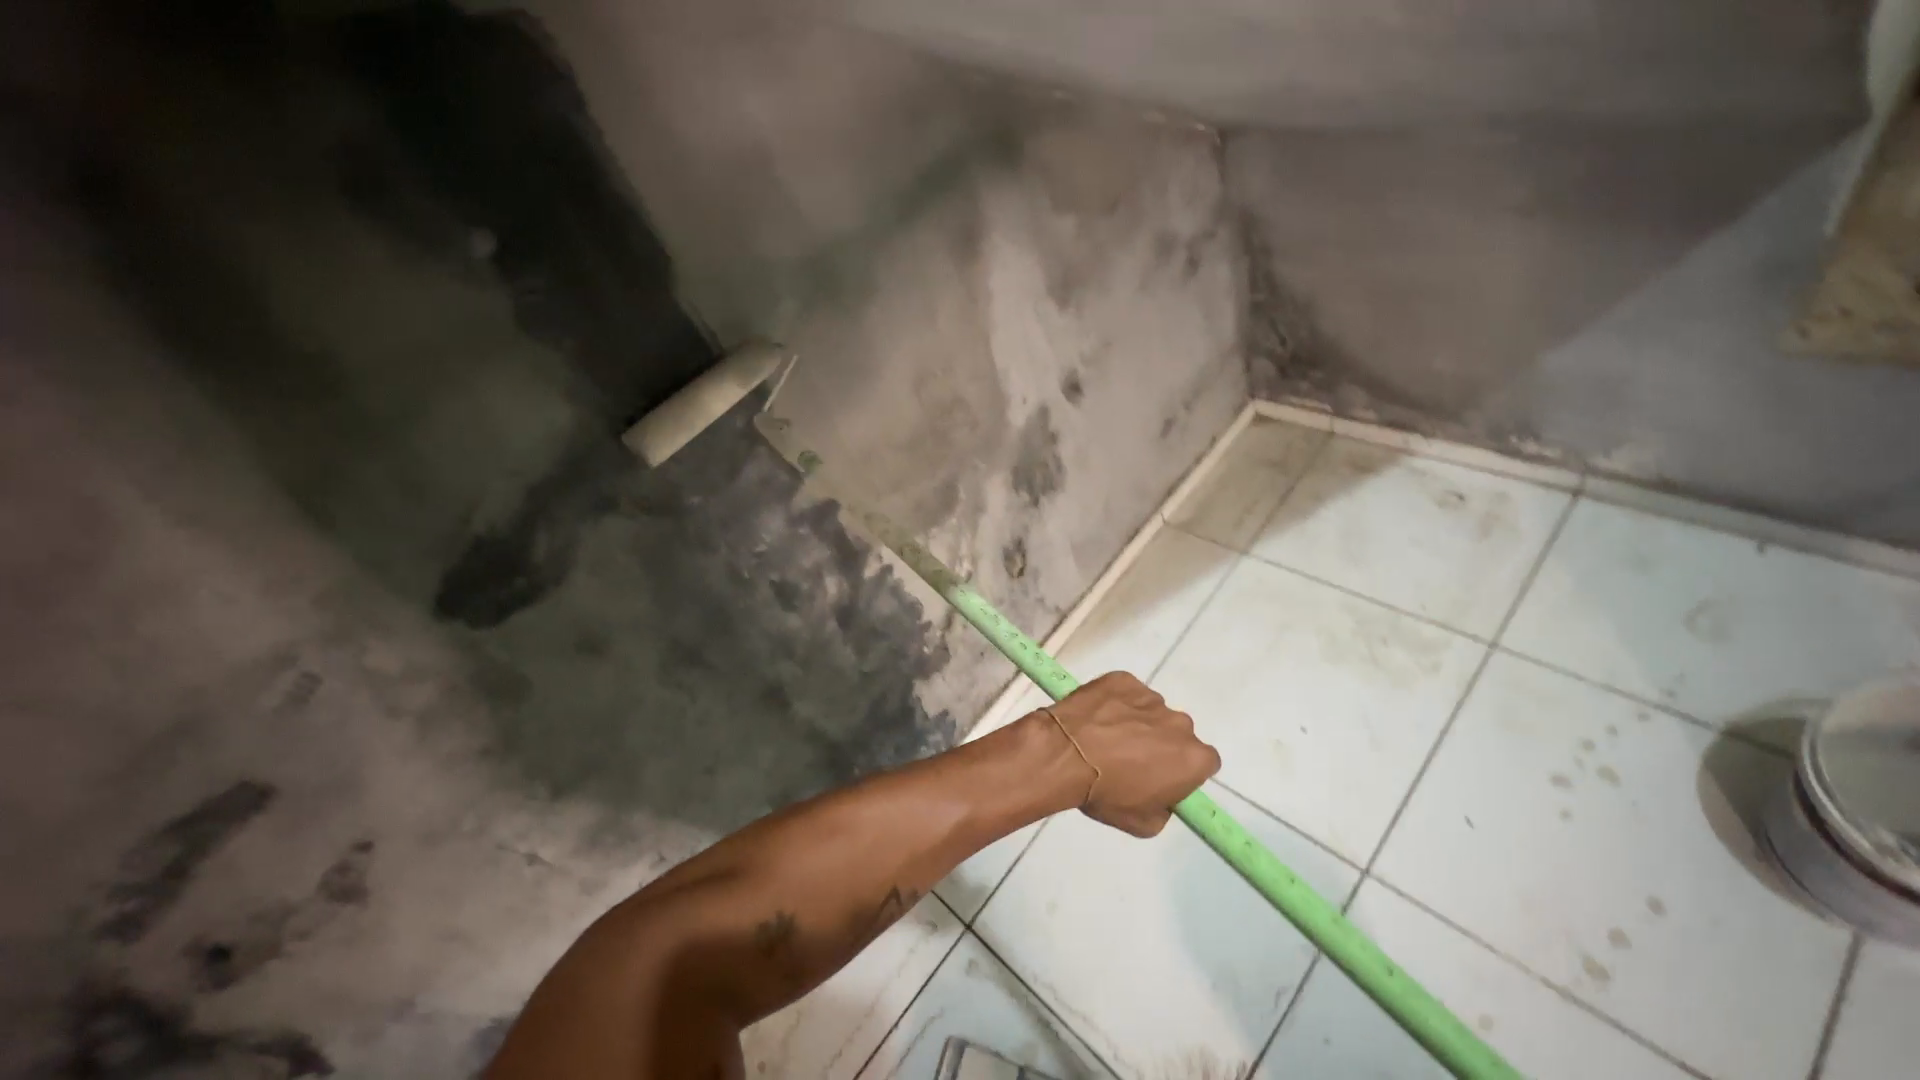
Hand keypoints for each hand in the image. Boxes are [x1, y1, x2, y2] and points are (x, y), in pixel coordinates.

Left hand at [1040, 672, 1219, 837]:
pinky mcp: (1123, 679)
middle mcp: (1180, 722)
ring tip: (1104, 739)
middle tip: (1129, 760)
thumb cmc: (1106, 793)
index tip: (1162, 779)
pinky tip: (1094, 719)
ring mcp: (1151, 696)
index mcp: (1194, 758)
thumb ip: (1165, 810)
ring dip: (1136, 723)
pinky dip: (1114, 704)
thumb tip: (1161, 798)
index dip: (1184, 772)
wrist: (1063, 753)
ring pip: (1151, 712)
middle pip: (1178, 734)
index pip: (1204, 764)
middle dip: (1160, 745)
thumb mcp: (1143, 824)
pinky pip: (1126, 693)